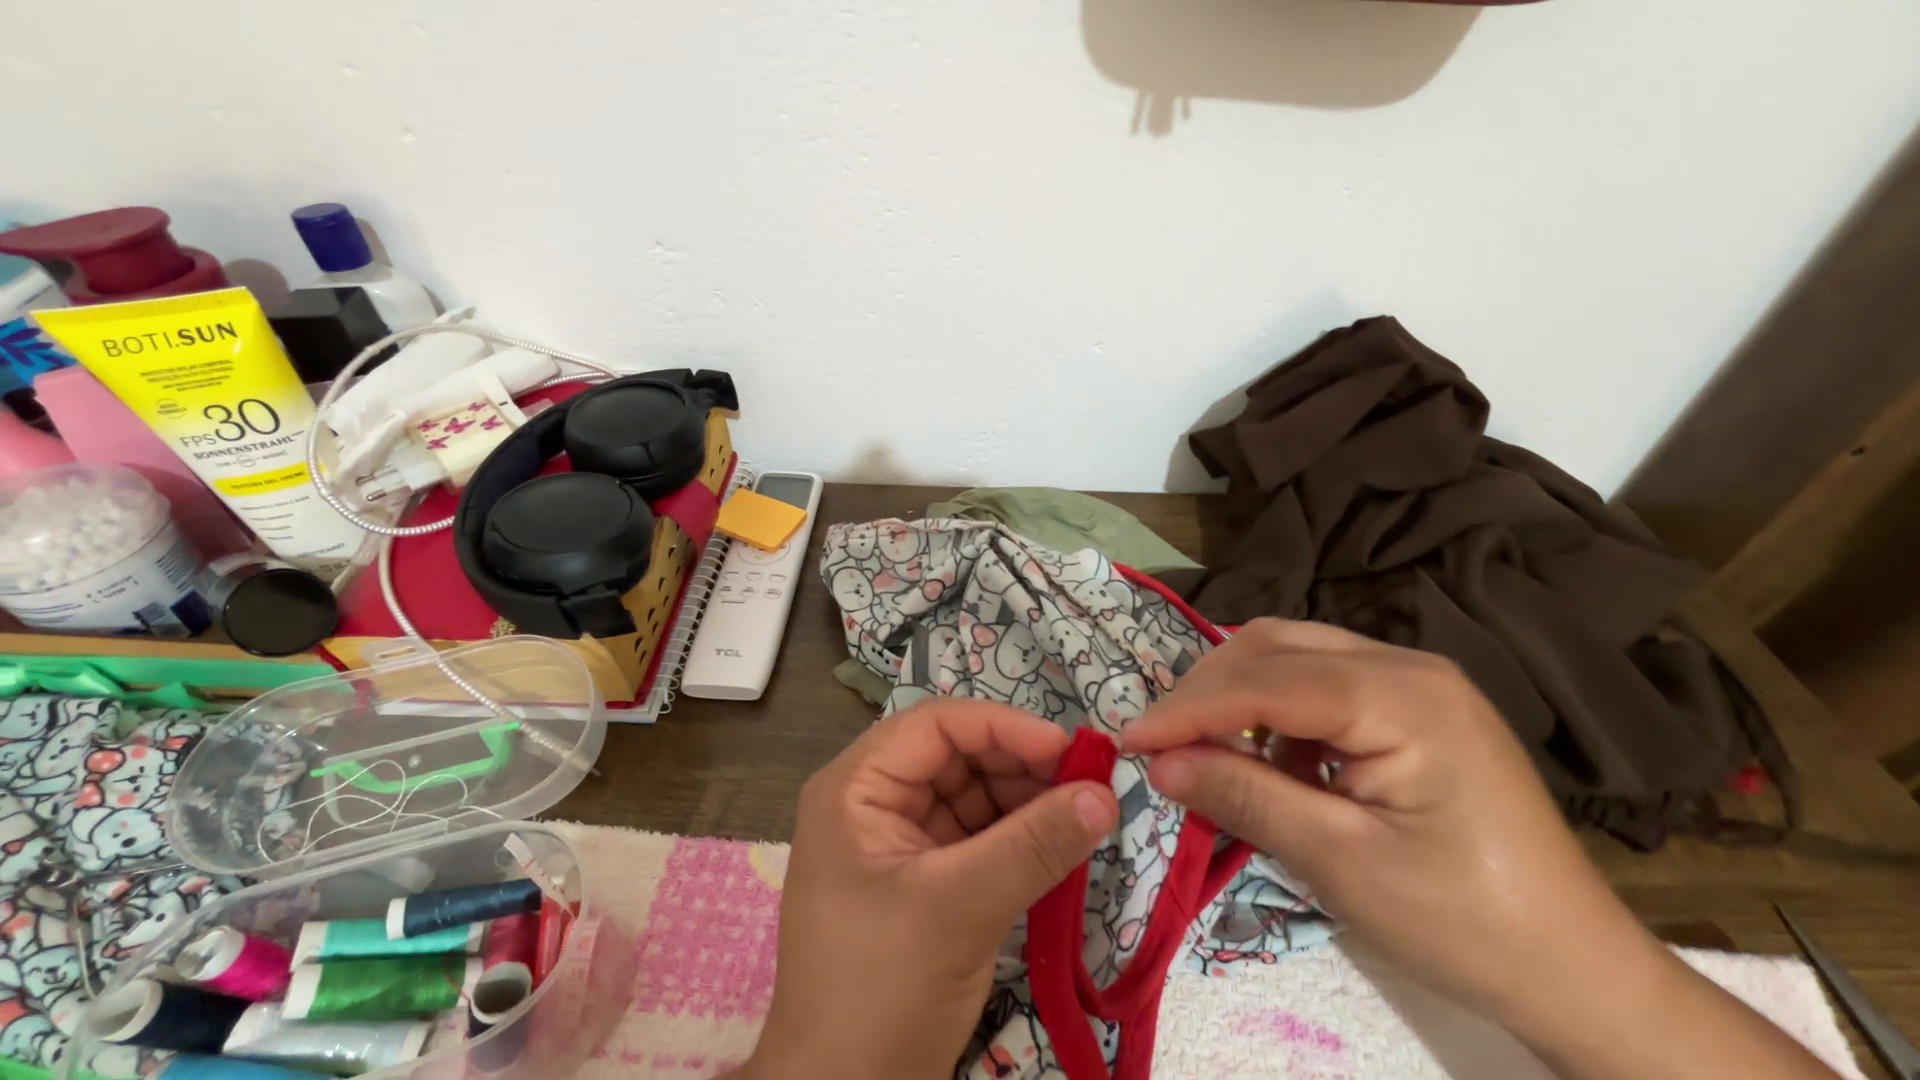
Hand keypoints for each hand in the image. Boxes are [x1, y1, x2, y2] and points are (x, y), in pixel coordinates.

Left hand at [738, 699, 1118, 1079]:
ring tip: (1082, 819)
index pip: (934, 726)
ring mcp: (898, 843)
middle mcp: (873, 802)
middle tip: (1088, 788)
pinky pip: (978, 839)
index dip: (1002, 727)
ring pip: (973, 797)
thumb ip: (1034, 846)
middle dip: (1021, 767)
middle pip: (957, 757)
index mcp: (855, 788)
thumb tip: (1105, 794)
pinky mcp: (923, 882)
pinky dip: (1019, 839)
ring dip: (1026, 803)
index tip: (1068, 751)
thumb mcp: (958, 909)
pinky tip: (1059, 847)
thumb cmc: (881, 989)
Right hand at [1121, 619, 1839, 1079]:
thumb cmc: (1461, 920)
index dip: (1189, 707)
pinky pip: (1323, 686)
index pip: (1268, 680)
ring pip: (1296, 658)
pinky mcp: (1416, 709)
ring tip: (1200, 749)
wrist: (1575, 967)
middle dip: (1208, 690)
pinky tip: (1267, 762)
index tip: (1127, 739)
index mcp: (1404, 696)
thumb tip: (1159, 762)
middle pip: (1277, 648)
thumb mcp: (1339, 862)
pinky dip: (1276, 714)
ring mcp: (1417, 684)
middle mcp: (1410, 667)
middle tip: (1158, 744)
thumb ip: (1244, 797)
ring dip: (1238, 696)